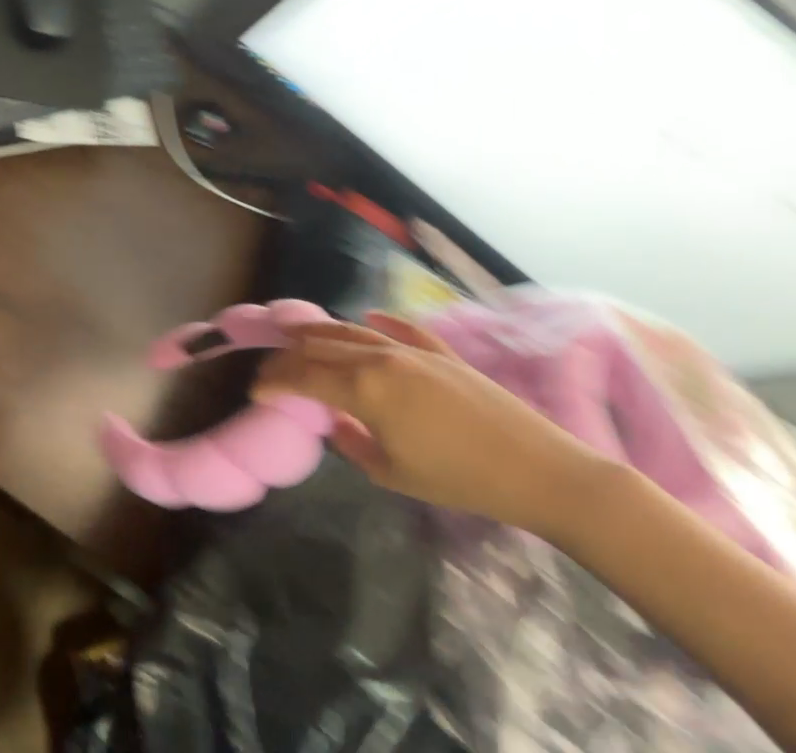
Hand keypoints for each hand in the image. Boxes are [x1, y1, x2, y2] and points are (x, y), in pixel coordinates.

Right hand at [255, 312, 608, 535]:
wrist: (539, 470)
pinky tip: (370, 317)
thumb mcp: (390, 472)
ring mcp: (414, 352)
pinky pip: (404, 329)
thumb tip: (336, 423)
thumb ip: (351, 442)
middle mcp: (381, 359)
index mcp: (363, 389)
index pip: (302, 377)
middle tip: (270, 368)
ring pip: (354, 331)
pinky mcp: (444, 354)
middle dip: (288, 357)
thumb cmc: (458, 479)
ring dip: (320, 332)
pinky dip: (381, 322)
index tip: (256, 391)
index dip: (273, 382)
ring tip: (297, 334)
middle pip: (320, 347)